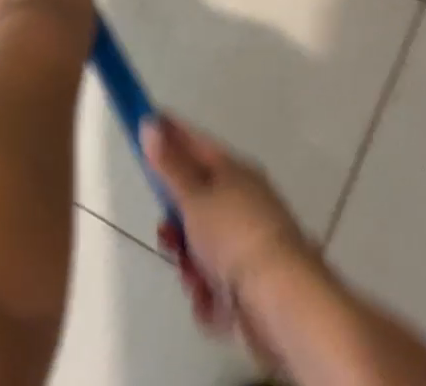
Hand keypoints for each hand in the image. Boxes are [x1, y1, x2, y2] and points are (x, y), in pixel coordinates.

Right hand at [144, 114, 315, 363]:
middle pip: (193, 200)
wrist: (286, 302)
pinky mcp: (252, 279)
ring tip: (194, 277)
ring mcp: (249, 242)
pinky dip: (209, 290)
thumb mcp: (193, 196)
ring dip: (190, 262)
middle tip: (166, 234)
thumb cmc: (234, 236)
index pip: (193, 142)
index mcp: (234, 173)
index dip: (167, 133)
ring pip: (199, 243)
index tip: (139, 125)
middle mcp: (243, 202)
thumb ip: (168, 164)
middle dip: (174, 223)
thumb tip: (149, 121)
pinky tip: (213, 300)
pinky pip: (215, 277)